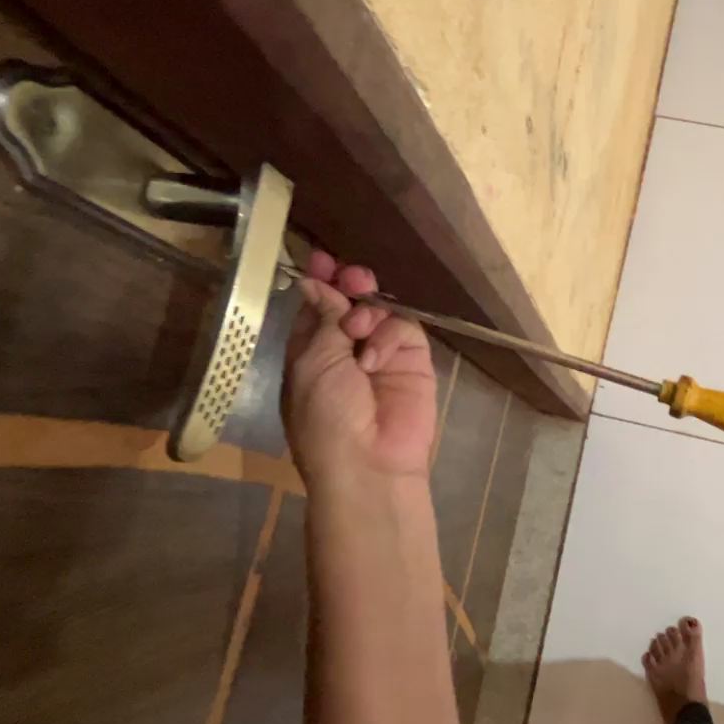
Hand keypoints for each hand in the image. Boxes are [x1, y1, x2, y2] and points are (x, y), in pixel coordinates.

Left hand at [282, 251, 437, 485]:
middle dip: (350, 285)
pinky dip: (389, 336)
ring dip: (368, 309)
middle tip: (353, 279)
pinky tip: (375, 358)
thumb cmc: (325, 416)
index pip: (317, 304)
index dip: (320, 281)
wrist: (369, 464)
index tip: (323, 259)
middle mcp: (346, 348)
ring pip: (380, 310)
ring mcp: (382, 353)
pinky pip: (404, 329)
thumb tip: (314, 282)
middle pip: (351, 301)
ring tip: (359, 324)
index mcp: (311, 350)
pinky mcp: (413, 361)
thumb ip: (323, 318)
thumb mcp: (313, 363)